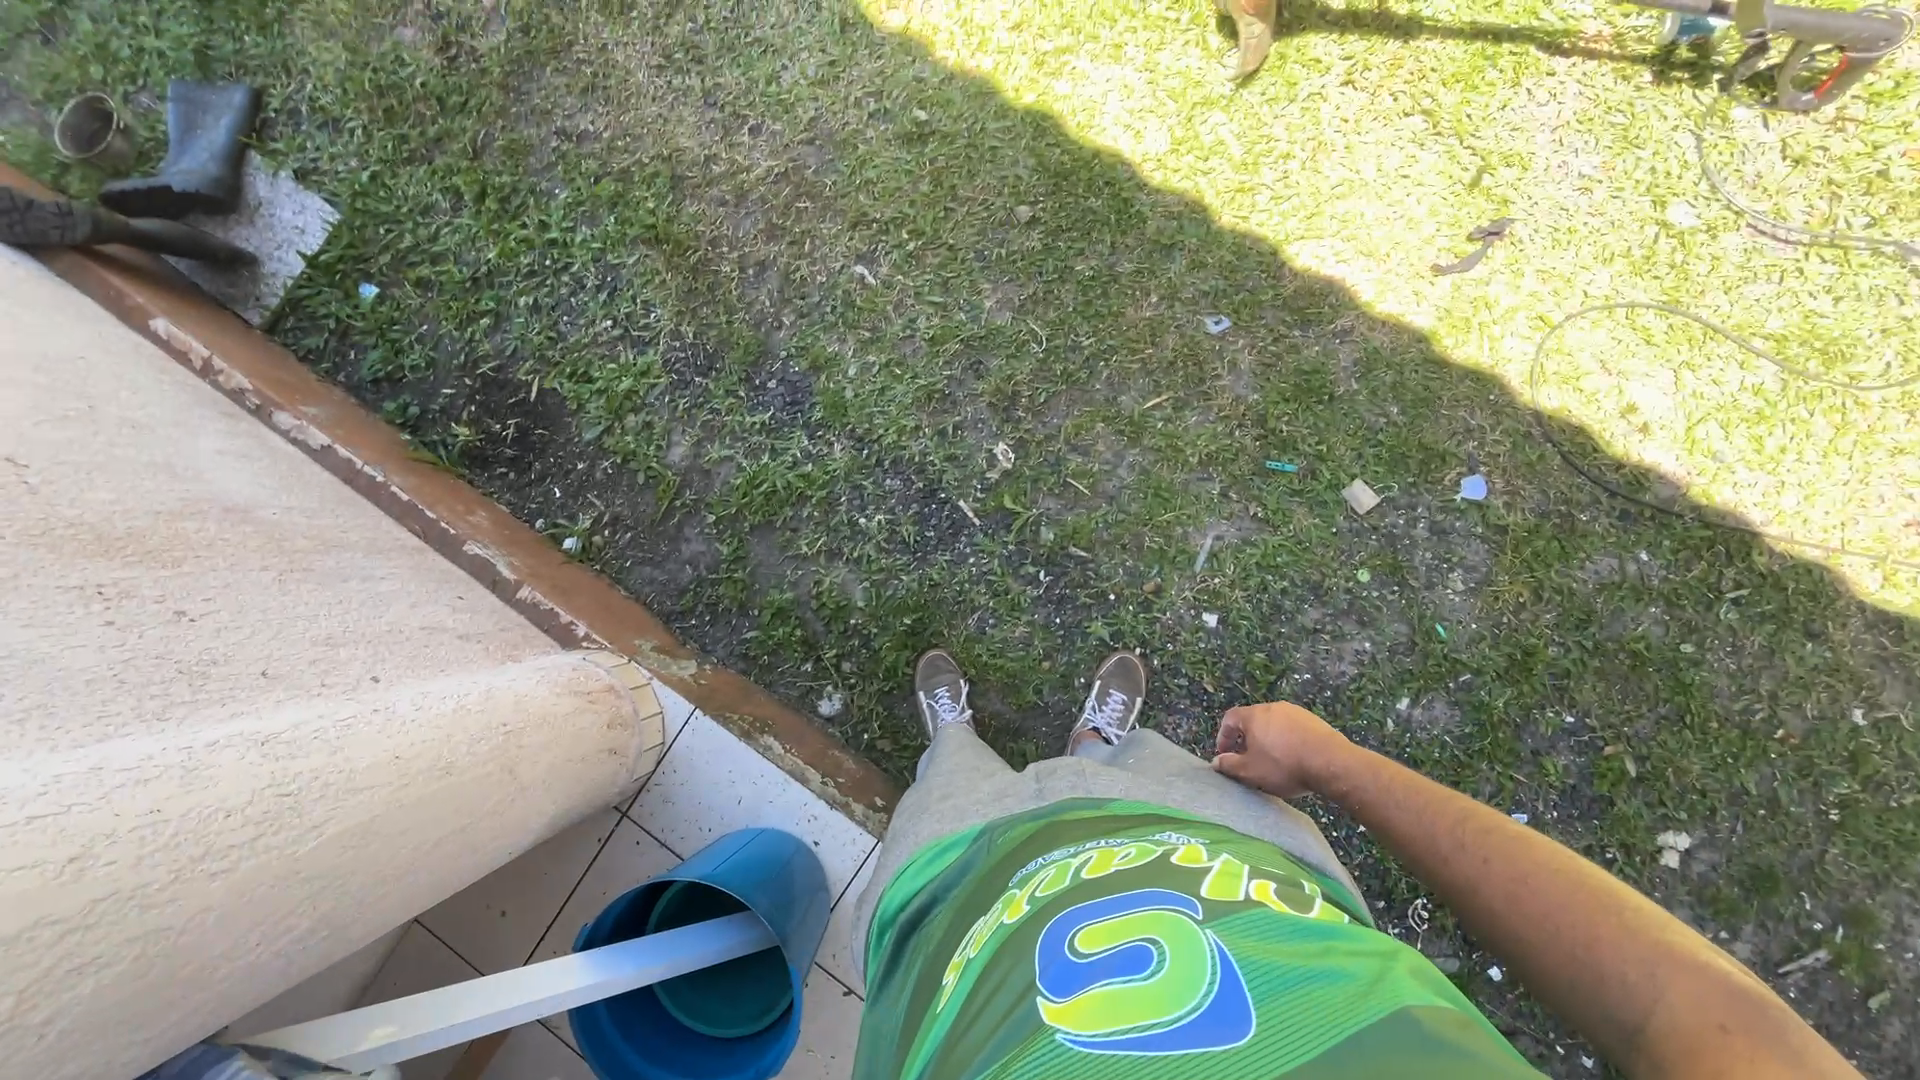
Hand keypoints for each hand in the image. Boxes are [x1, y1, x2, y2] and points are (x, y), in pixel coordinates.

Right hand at [1213, 702, 1351, 798]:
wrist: (1330, 762)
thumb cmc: (1284, 765)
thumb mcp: (1250, 771)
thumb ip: (1229, 765)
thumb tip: (1216, 762)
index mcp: (1253, 716)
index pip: (1230, 718)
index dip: (1224, 736)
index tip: (1225, 754)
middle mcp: (1273, 707)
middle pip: (1252, 720)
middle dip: (1246, 738)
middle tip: (1247, 758)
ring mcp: (1296, 712)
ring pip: (1274, 724)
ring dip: (1268, 739)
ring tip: (1272, 759)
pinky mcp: (1314, 720)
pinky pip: (1293, 728)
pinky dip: (1287, 740)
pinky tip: (1294, 757)